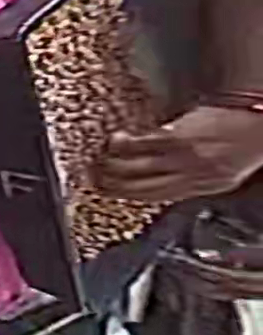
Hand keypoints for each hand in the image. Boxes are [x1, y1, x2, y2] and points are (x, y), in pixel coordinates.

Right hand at [95, 105, 262, 202]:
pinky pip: (138, 145)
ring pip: (132, 166)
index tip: (98, 188)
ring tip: (103, 151)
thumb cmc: (245, 141)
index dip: (118, 193)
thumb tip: (146, 175)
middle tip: (90, 172)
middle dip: (106, 180)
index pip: (151, 197)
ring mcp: (187, 159)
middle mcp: (196, 176)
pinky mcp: (179, 141)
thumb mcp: (221, 166)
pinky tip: (119, 137)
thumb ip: (186, 173)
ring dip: (110, 159)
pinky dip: (122, 142)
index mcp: (206, 185)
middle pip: (136, 185)